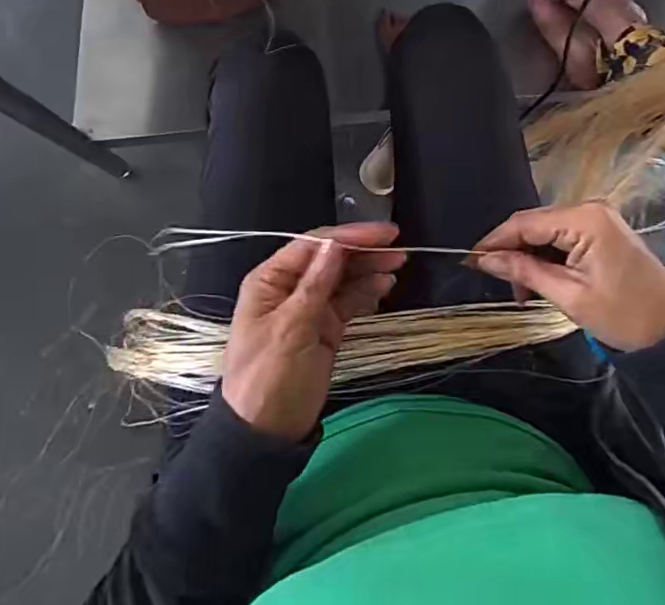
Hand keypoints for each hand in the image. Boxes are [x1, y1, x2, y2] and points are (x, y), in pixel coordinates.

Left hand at [219, 223, 404, 441]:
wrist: (264, 430)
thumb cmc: (268, 376)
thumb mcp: (291, 329)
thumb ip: (314, 285)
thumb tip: (334, 244)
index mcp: (270, 279)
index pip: (312, 245)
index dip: (348, 236)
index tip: (384, 233)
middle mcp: (288, 288)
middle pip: (329, 259)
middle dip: (362, 251)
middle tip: (400, 249)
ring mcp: (308, 309)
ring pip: (341, 279)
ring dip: (368, 270)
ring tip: (399, 264)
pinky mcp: (323, 329)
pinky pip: (346, 303)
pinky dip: (365, 293)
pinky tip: (384, 285)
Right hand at [468, 202, 664, 350]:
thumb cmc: (625, 316)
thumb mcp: (568, 295)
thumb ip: (522, 271)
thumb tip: (481, 259)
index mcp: (584, 219)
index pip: (523, 224)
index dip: (493, 241)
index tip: (469, 260)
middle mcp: (589, 209)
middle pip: (531, 225)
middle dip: (510, 252)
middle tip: (498, 281)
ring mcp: (596, 218)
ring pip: (541, 231)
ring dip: (526, 257)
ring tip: (521, 288)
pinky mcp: (599, 230)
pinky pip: (558, 236)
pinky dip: (543, 257)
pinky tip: (538, 278)